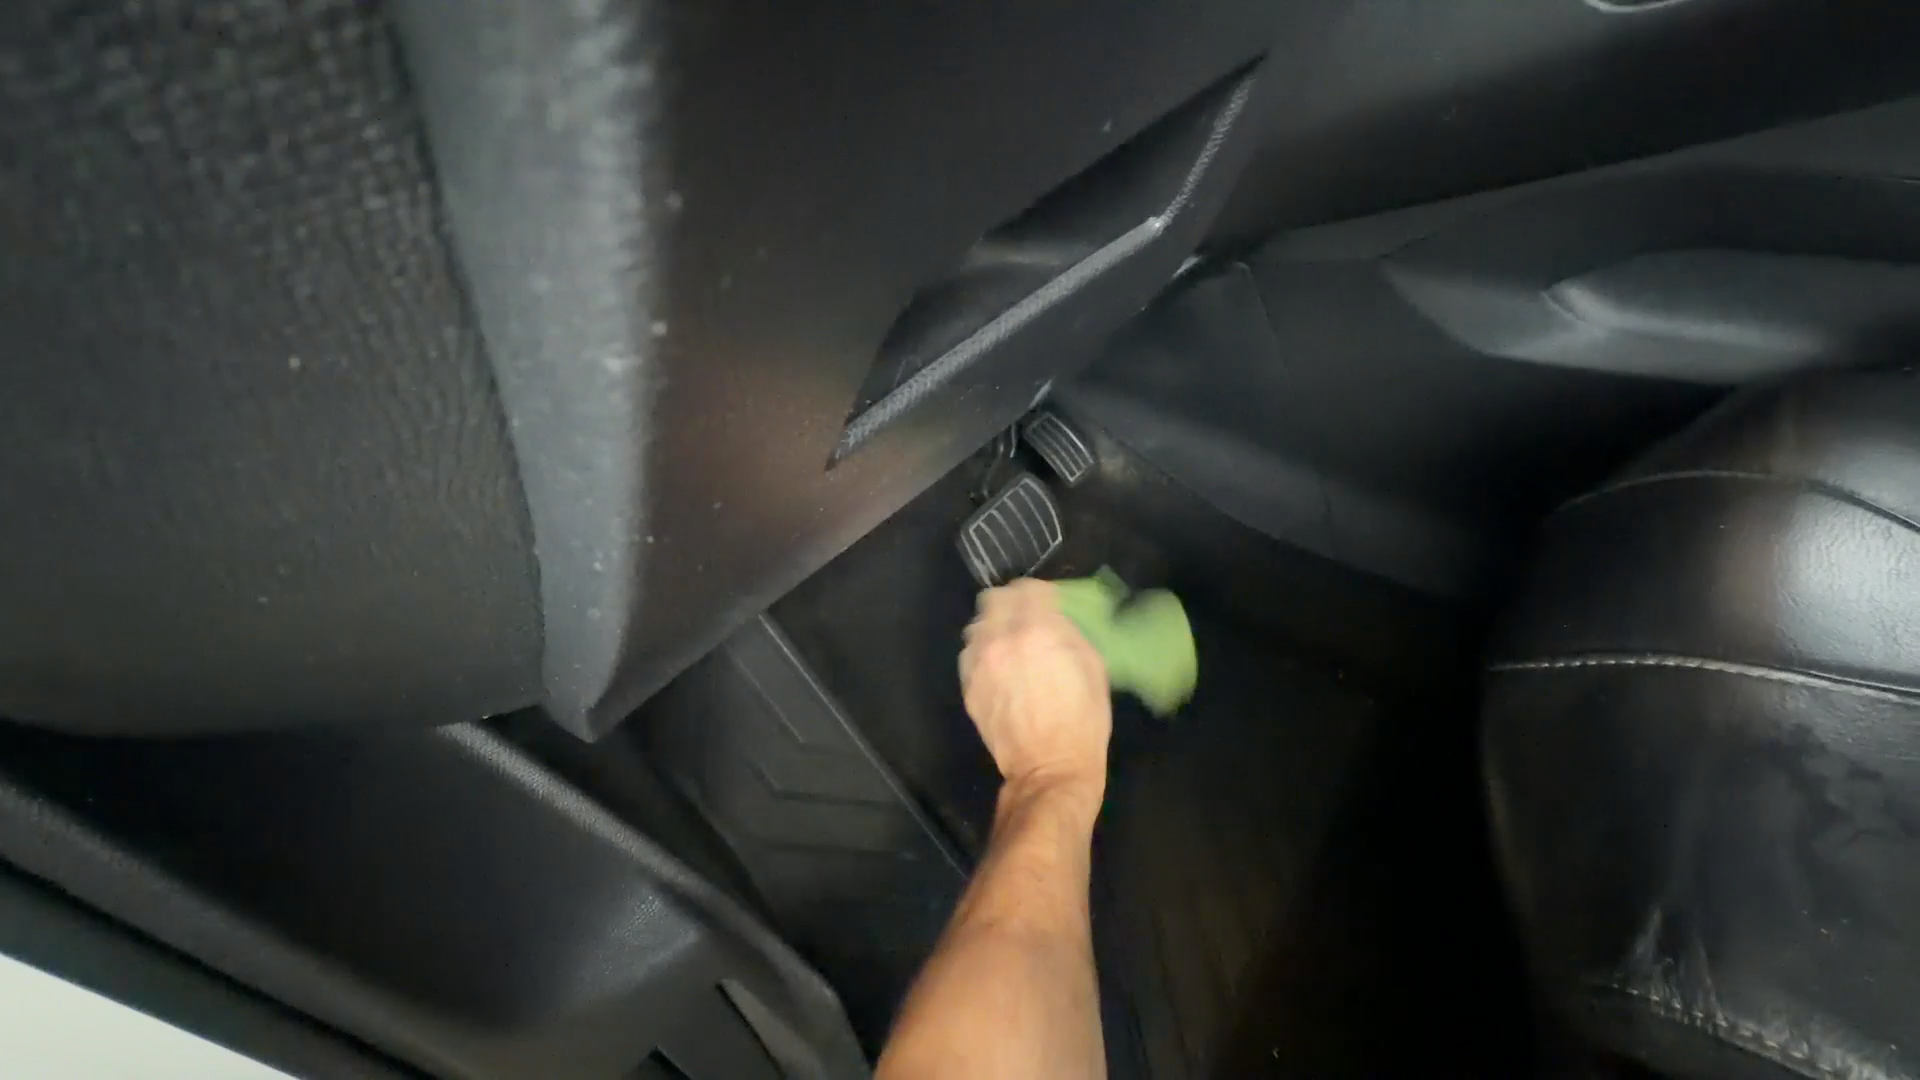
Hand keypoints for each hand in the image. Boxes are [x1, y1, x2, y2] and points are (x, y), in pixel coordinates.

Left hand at [959, 579, 1112, 812]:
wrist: (1048, 768)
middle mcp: (1001, 639)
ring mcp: (979, 662)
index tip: (1048, 602)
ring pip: (977, 625)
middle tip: (1025, 616)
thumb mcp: (1093, 667)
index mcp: (1037, 630)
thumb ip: (1069, 632)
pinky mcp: (967, 684)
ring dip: (993, 626)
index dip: (1040, 592)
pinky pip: (970, 653)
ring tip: (1009, 642)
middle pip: (994, 598)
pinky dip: (983, 652)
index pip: (1028, 588)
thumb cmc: (1082, 720)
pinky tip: (998, 667)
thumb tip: (1055, 619)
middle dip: (1011, 602)